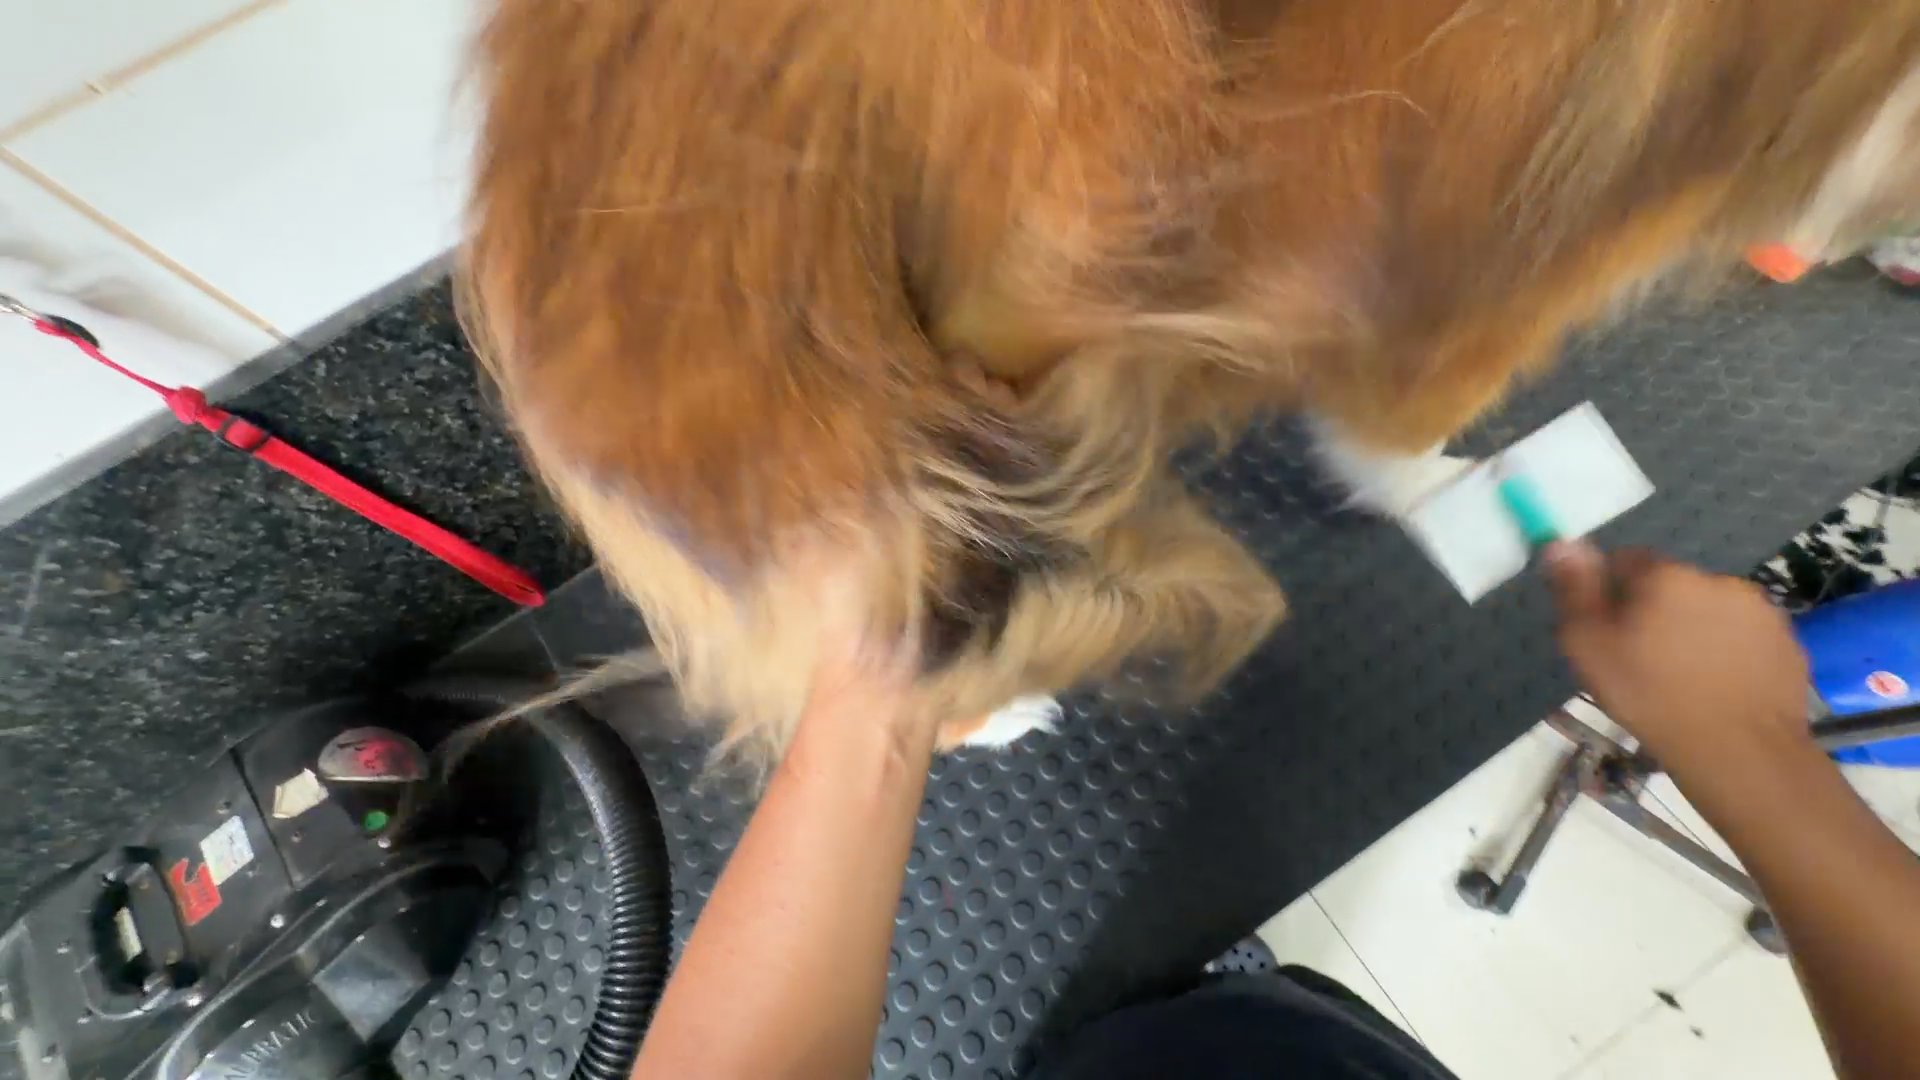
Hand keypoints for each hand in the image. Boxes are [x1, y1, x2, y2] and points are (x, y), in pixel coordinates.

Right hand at [1545, 539, 1812, 779]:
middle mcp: (1719, 581)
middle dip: (1650, 607)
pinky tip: (1709, 681)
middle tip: (1634, 652)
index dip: (1606, 589)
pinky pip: (1739, 633)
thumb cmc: (1646, 691)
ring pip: (1706, 607)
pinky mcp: (1787, 642)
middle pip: (1668, 583)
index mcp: (1666, 577)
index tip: (1602, 624)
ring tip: (1675, 670)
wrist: (1737, 748)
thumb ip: (1573, 589)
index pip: (1625, 558)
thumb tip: (1560, 542)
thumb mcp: (1587, 641)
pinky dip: (1722, 647)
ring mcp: (1761, 612)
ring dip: (1688, 626)